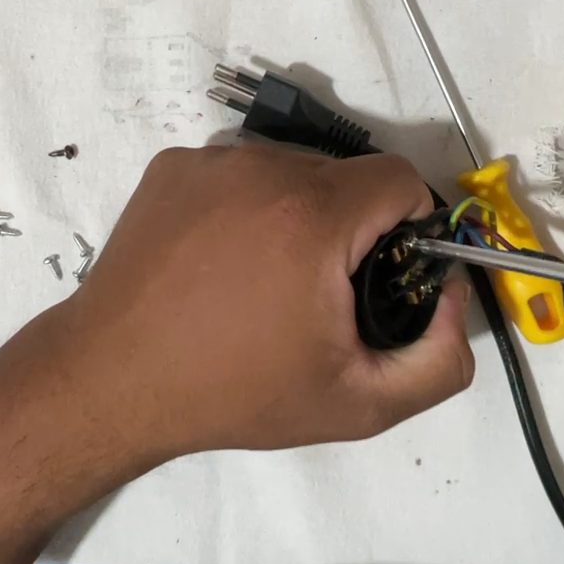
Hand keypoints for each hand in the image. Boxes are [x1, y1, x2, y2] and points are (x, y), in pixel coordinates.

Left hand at [21, 144, 473, 462]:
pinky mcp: (170, 168)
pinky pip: (235, 172)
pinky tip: (216, 260)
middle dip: (350, 225)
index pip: (398, 178)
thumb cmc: (234, 392)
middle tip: (316, 290)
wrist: (112, 378)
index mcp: (312, 212)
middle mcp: (261, 166)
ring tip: (261, 278)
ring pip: (287, 170)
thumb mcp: (358, 403)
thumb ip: (440, 357)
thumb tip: (451, 294)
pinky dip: (243, 205)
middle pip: (341, 176)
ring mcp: (208, 160)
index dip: (407, 223)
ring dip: (295, 212)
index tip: (386, 269)